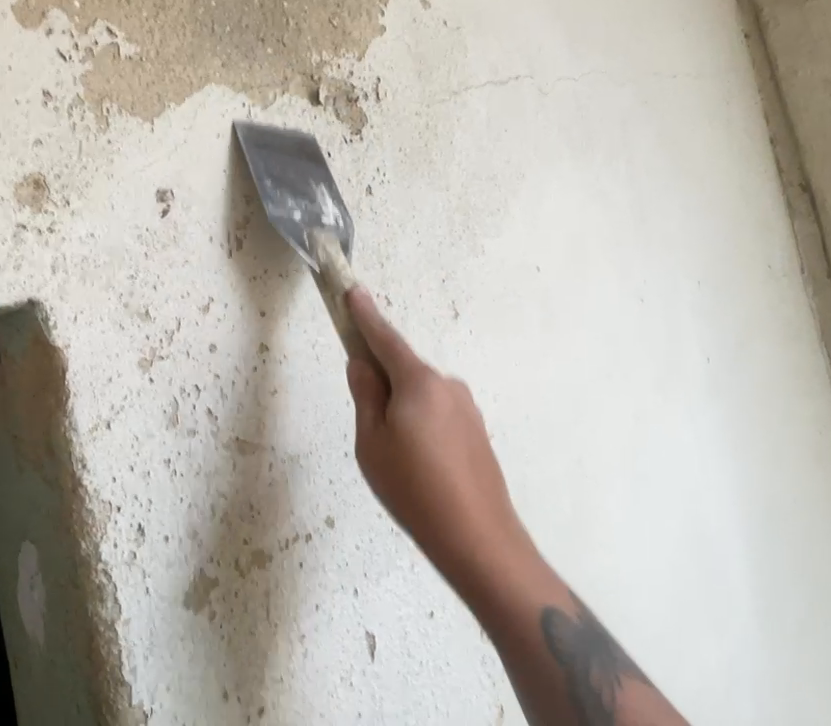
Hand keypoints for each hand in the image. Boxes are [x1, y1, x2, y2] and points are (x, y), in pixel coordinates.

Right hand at [345, 286, 536, 595]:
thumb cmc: (413, 489)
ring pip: (420, 396)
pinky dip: (421, 427)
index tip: (352, 290)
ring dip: (402, 411)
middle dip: (382, 383)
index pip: (384, 338)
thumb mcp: (371, 443)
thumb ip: (365, 396)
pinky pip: (437, 415)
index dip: (364, 315)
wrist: (478, 539)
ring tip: (397, 462)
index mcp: (418, 381)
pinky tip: (420, 469)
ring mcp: (466, 408)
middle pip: (403, 370)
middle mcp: (447, 385)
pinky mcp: (477, 432)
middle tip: (369, 430)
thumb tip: (362, 364)